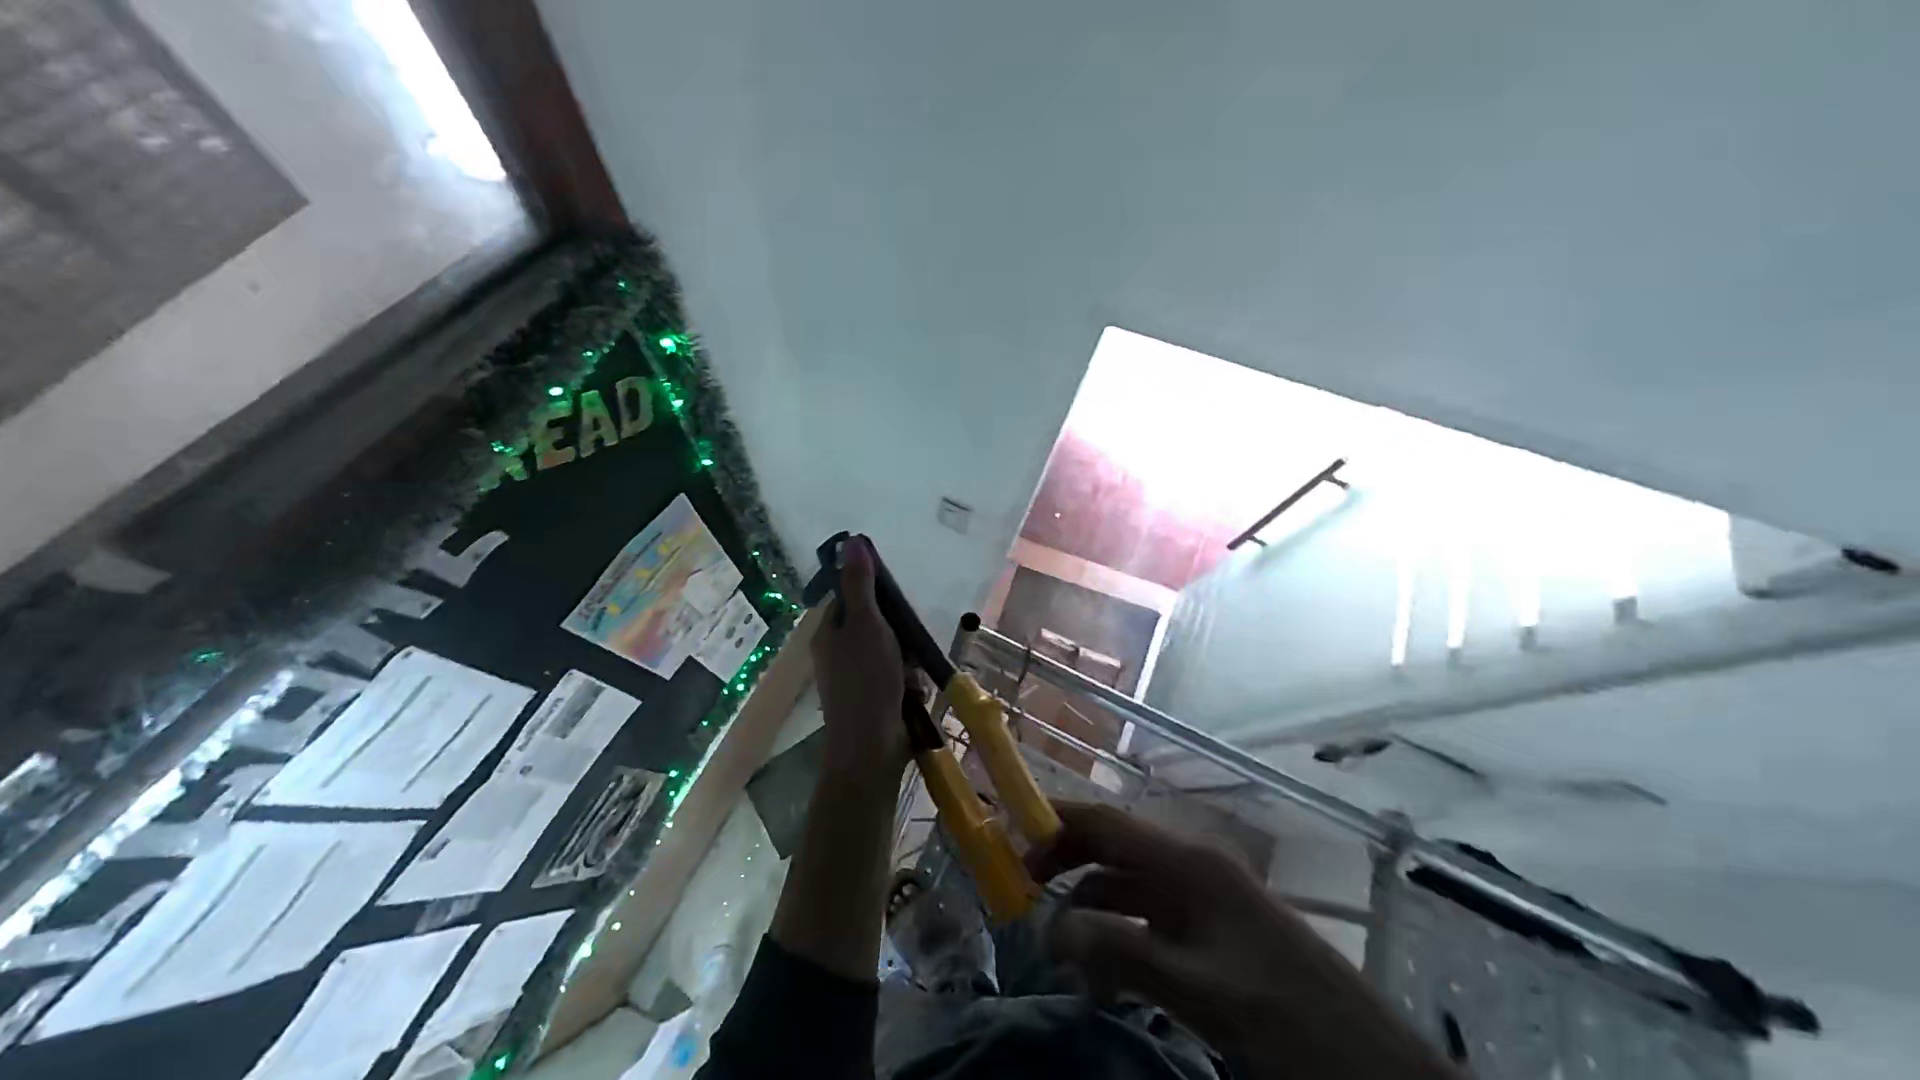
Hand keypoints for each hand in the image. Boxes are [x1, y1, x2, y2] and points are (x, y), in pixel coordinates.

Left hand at [809, 535, 909, 784]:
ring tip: (911, 674)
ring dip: (907, 660)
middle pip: (875, 625)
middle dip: (898, 635)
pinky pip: (896, 678)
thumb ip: (860, 584)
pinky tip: (913, 693)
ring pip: (891, 652)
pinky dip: (908, 683)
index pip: (851, 598)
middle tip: (907, 645)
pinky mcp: (873, 700)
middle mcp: (837, 653)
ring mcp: (855, 679)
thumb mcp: (865, 624)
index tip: (897, 607)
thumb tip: (851, 542)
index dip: (876, 597)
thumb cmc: (866, 680)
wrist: (870, 748)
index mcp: (827, 633)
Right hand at [1028, 803, 1456, 1079]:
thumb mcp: (1200, 990)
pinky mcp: (1212, 932)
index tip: (1008, 838)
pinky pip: (1149, 921)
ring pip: (1127, 888)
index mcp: (1189, 863)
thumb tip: (1052, 928)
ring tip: (1057, 947)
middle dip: (1065, 863)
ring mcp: (1204, 900)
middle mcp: (1192, 867)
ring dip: (1089, 909)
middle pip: (1113, 847)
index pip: (1106, 822)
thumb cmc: (1287, 1016)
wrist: (1373, 1064)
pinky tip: (1102, 975)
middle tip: (1020, 891)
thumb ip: (1122, 952)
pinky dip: (1117, 938)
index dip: (1054, 822)